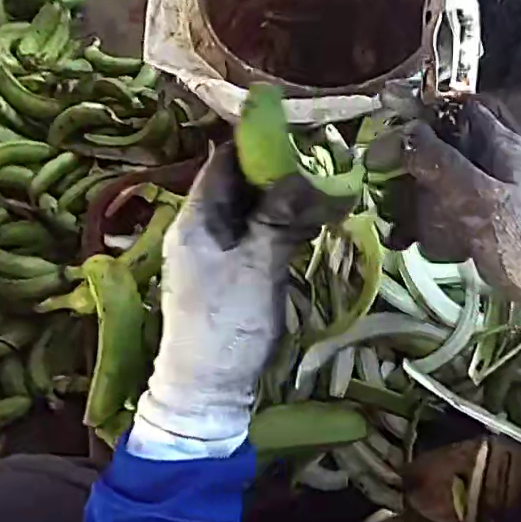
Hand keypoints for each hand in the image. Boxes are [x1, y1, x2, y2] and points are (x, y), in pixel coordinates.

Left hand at [131, 144, 347, 459]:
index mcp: (196, 220)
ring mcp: (219, 249)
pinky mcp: (235, 268)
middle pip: (240, 185)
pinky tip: (313, 219)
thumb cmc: (226, 324)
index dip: (251, 144)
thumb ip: (278, 218)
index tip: (290, 133)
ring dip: (285, 200)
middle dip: (276, 173)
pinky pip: (259, 233)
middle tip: (318, 161)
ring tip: (324, 188)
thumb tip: (301, 175)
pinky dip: (284, 224)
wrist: (209, 389)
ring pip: (253, 210)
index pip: (220, 165)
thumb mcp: (256, 267)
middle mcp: (204, 228)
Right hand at [369, 100, 520, 366]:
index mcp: (499, 145)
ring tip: (402, 230)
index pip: (455, 111)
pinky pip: (444, 216)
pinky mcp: (480, 225)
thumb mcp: (481, 201)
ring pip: (436, 186)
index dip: (420, 116)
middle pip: (437, 151)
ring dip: (415, 207)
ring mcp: (485, 196)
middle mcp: (490, 165)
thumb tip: (404, 132)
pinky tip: (420, 246)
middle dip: (409, 173)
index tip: (388, 137)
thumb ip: (441, 164)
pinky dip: (428, 229)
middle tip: (386, 194)